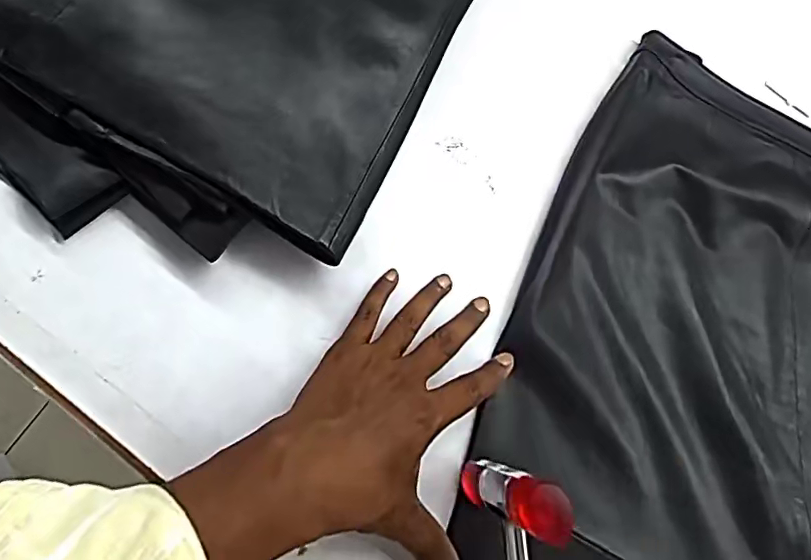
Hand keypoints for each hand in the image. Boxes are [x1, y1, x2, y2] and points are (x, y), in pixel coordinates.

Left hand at [169, 271, 512, 559]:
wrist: (306, 466)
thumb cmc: (349, 483)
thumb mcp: (399, 514)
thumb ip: (429, 536)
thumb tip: (446, 558)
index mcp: (422, 415)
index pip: (468, 391)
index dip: (490, 376)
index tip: (504, 361)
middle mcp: (403, 380)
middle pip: (444, 343)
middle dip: (466, 322)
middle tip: (480, 304)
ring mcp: (375, 360)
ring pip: (410, 320)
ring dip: (429, 298)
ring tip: (443, 281)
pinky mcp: (347, 351)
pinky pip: (367, 314)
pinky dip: (379, 293)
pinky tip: (389, 278)